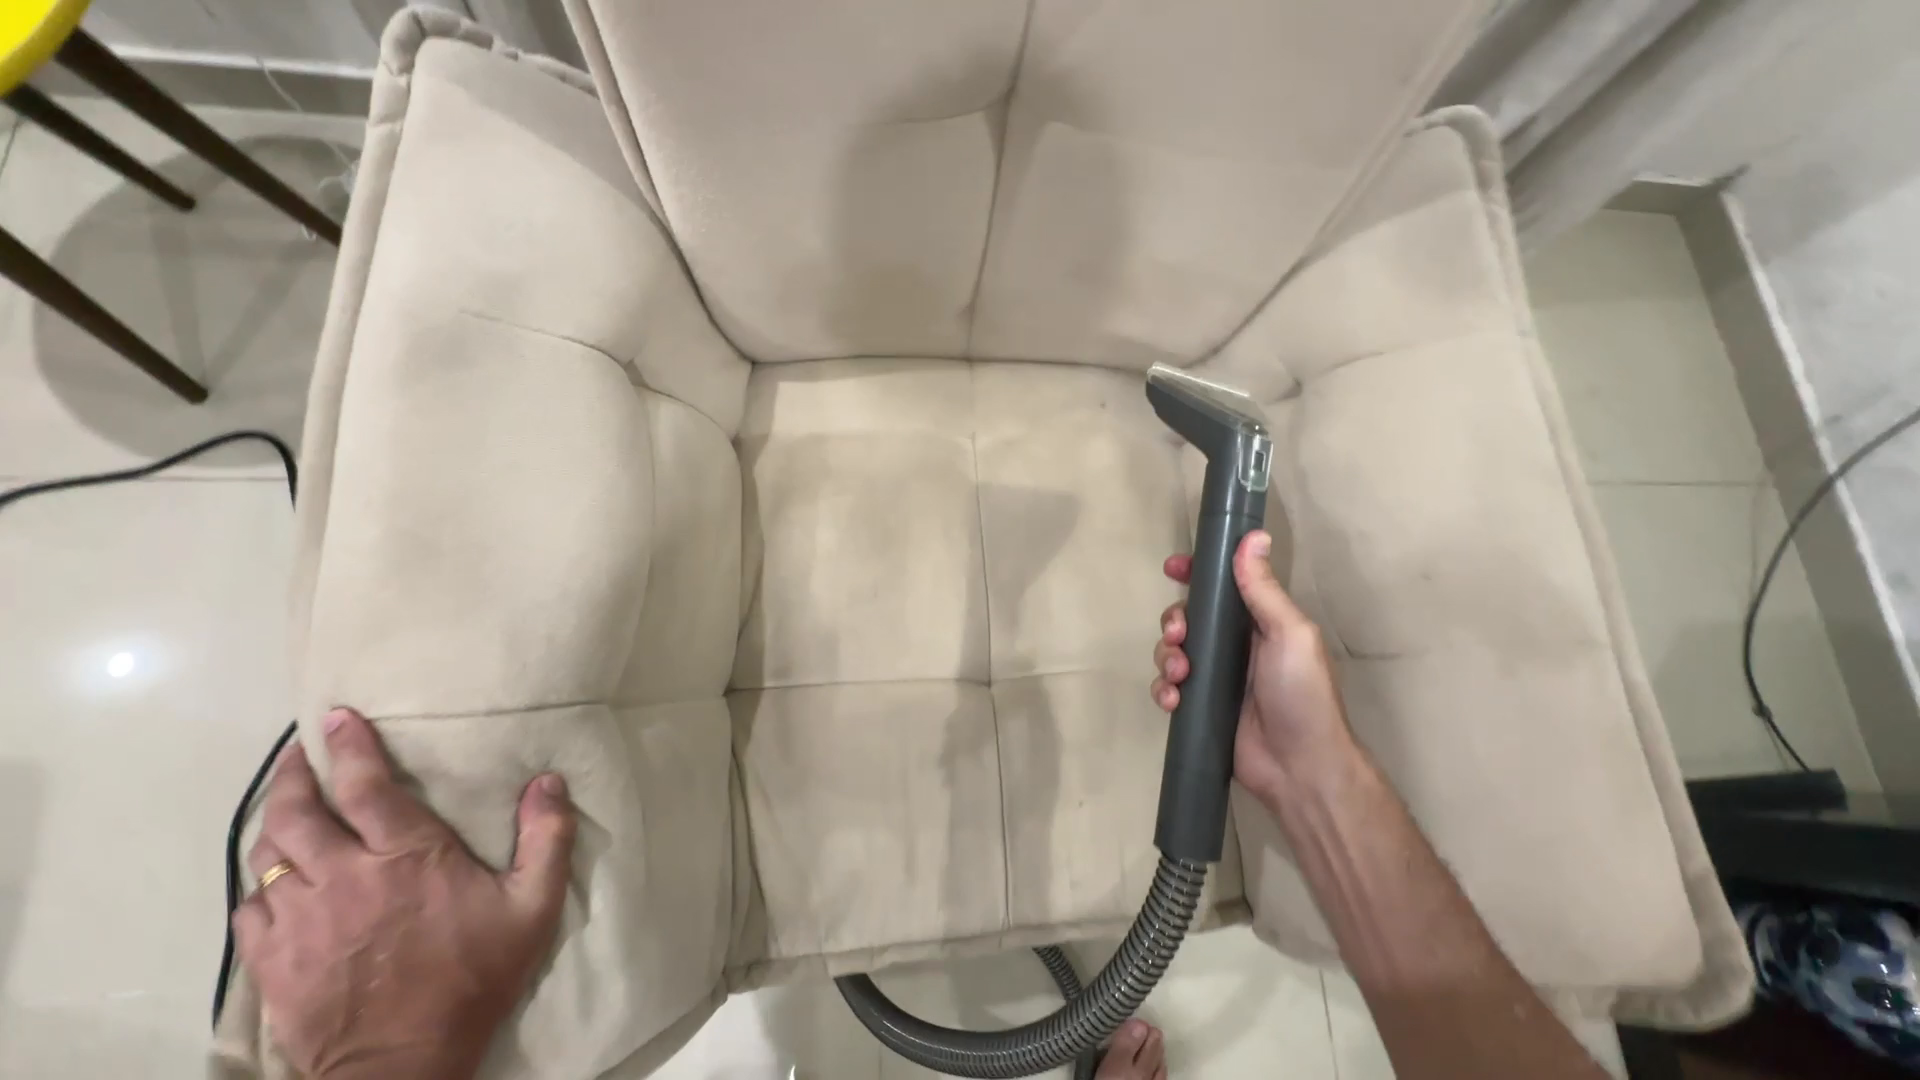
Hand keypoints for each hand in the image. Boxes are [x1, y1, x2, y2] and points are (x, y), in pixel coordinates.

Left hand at [234, 708, 575, 1079]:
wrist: (403, 1063)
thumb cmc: (474, 976)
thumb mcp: (533, 906)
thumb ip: (546, 838)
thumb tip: (548, 780)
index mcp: (405, 856)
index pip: (365, 785)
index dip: (348, 746)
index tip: (335, 717)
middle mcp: (343, 875)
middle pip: (295, 813)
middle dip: (291, 776)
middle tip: (296, 755)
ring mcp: (300, 918)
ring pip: (265, 856)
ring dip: (273, 824)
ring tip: (284, 809)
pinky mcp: (272, 959)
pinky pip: (249, 907)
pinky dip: (259, 884)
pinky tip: (271, 882)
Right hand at [1152, 531, 1353, 806]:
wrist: (1300, 767)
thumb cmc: (1302, 694)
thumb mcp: (1290, 634)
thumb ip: (1264, 589)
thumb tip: (1253, 536)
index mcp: (1258, 621)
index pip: (1222, 585)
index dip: (1195, 573)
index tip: (1173, 567)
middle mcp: (1234, 645)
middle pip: (1188, 617)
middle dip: (1174, 621)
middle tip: (1177, 637)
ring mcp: (1215, 677)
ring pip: (1172, 651)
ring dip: (1167, 657)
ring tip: (1180, 676)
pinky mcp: (1200, 707)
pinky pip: (1168, 688)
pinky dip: (1164, 690)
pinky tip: (1174, 701)